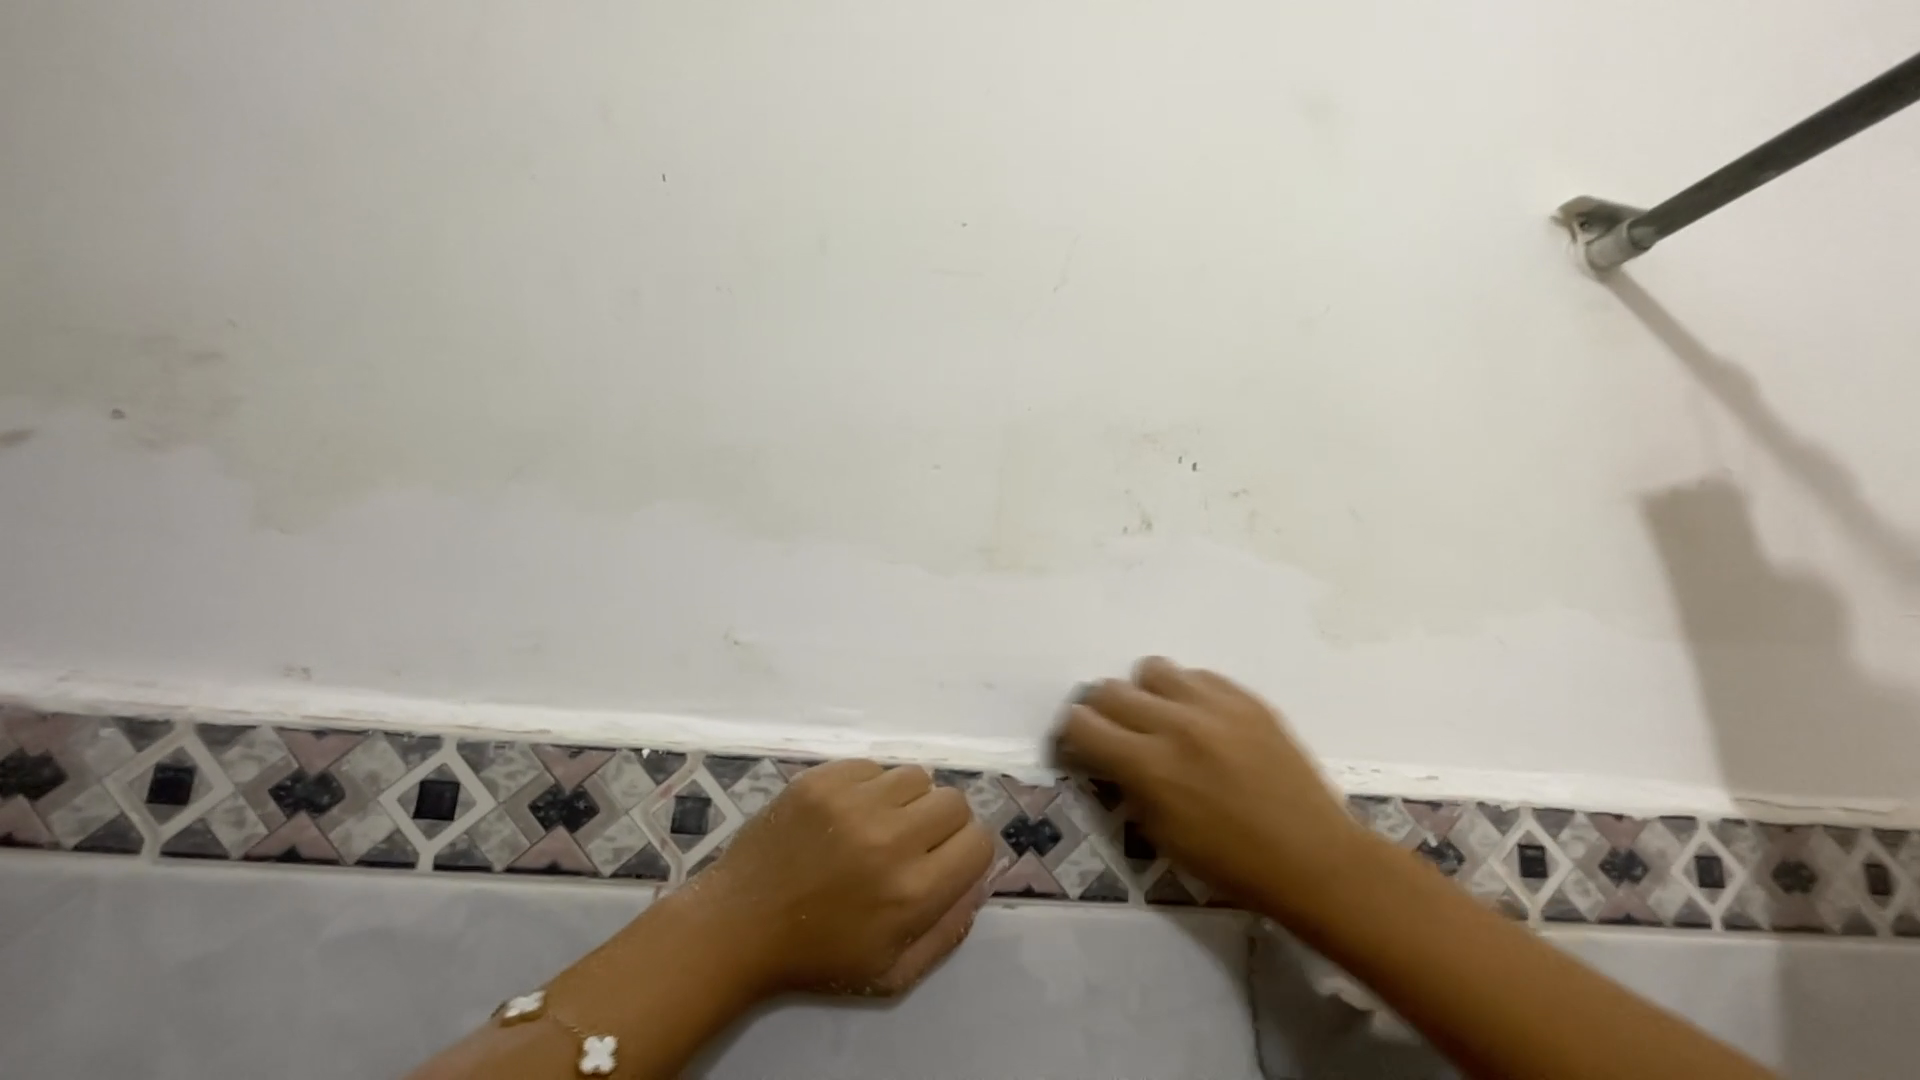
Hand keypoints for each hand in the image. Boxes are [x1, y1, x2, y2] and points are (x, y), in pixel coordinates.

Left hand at [688, 759, 995, 996]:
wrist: (737, 927)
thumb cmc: (817, 956)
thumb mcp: (894, 972)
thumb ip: (949, 931)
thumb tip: (979, 882)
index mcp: (913, 891)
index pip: (979, 842)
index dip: (967, 852)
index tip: (944, 862)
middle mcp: (890, 838)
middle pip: (954, 802)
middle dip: (942, 824)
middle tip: (911, 844)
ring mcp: (852, 802)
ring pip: (916, 776)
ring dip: (907, 800)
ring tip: (877, 825)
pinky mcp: (821, 780)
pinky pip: (872, 765)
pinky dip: (869, 786)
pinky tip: (846, 815)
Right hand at [1054, 657, 1364, 914]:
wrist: (1312, 858)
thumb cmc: (1229, 862)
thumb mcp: (1161, 835)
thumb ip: (1127, 786)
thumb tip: (1109, 757)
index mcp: (1148, 765)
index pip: (1081, 723)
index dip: (1073, 735)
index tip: (1083, 746)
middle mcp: (1176, 723)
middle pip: (1110, 689)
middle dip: (1103, 712)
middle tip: (1117, 734)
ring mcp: (1215, 705)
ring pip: (1153, 669)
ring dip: (1147, 694)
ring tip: (1163, 721)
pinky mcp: (1248, 699)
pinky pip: (1200, 676)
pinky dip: (1189, 694)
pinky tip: (1203, 723)